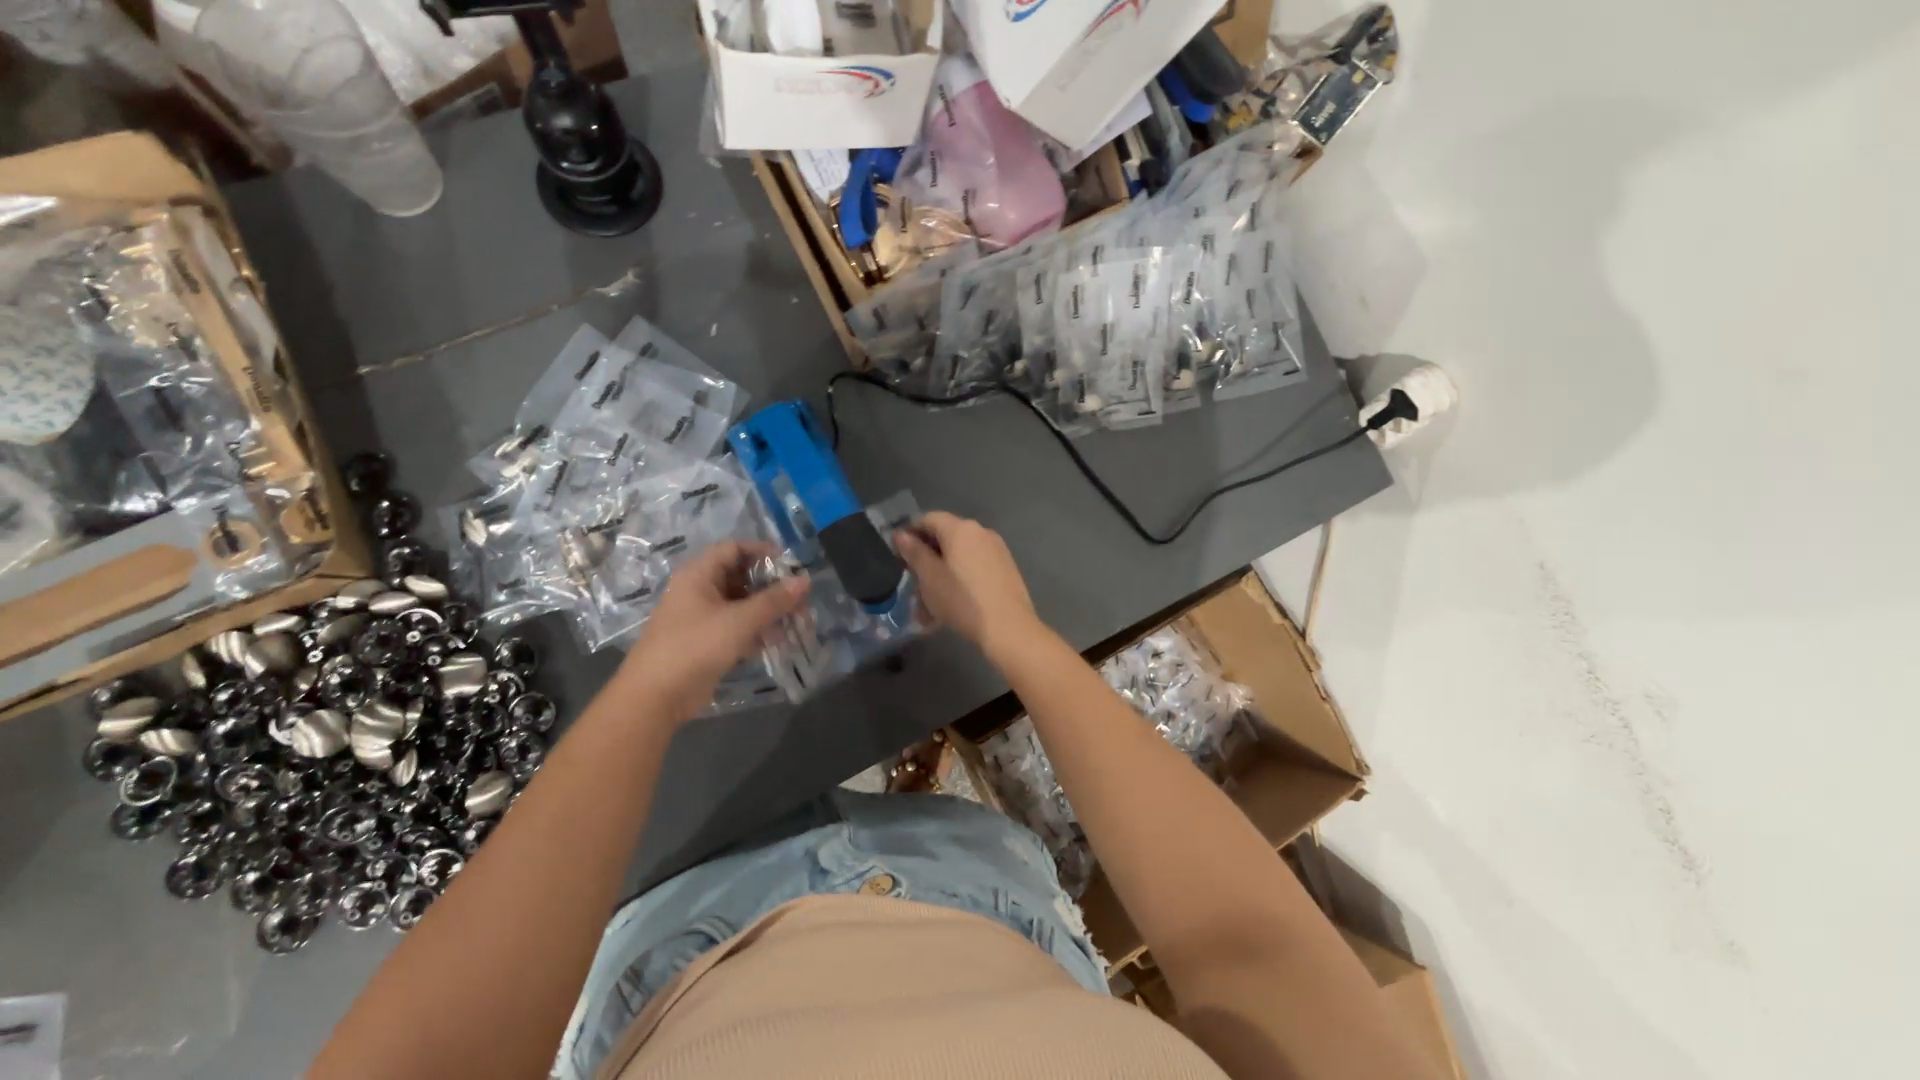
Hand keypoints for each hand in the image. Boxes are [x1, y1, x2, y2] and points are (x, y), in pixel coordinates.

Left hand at [617, 542, 809, 721]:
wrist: (657, 696)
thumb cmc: (695, 647)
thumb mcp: (739, 621)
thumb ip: (774, 600)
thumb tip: (805, 581)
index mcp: (699, 575)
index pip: (734, 548)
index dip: (763, 552)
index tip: (792, 566)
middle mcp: (699, 591)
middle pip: (740, 577)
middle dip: (771, 586)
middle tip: (800, 599)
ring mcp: (701, 618)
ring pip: (740, 604)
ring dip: (767, 611)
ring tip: (796, 621)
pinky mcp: (706, 642)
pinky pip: (736, 628)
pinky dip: (756, 631)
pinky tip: (778, 641)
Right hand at [895, 511, 1044, 658]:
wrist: (1009, 627)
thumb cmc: (962, 601)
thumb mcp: (930, 578)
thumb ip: (914, 552)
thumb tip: (901, 534)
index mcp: (961, 529)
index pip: (928, 519)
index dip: (909, 533)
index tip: (897, 555)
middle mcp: (981, 532)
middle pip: (945, 537)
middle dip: (925, 560)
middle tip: (912, 584)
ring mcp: (996, 550)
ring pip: (959, 556)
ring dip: (940, 575)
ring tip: (928, 605)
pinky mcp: (1005, 568)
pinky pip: (974, 566)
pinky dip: (958, 579)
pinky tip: (951, 604)